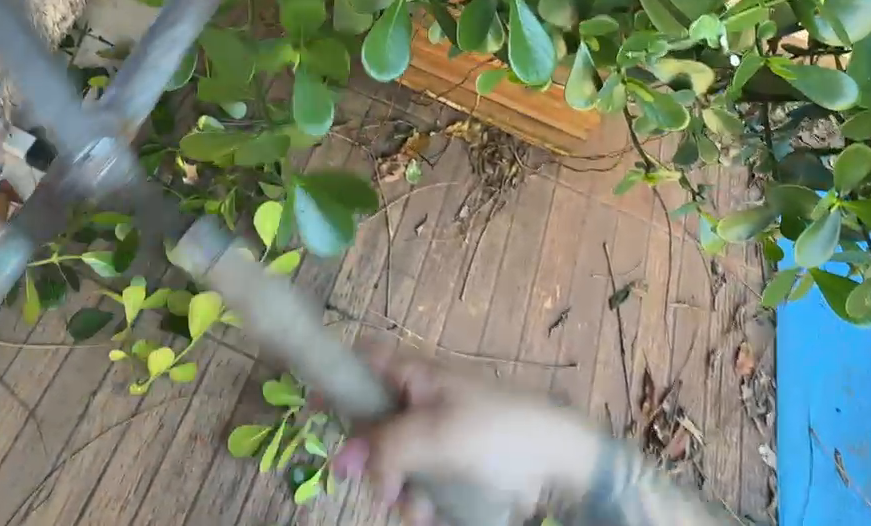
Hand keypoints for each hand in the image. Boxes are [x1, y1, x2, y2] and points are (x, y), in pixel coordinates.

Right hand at [330, 352, 603, 524]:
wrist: (557, 460)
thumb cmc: (495, 430)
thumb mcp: (435, 434)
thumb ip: (385, 446)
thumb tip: (345, 462)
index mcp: (414, 374)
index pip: (362, 361)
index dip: (334, 377)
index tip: (313, 412)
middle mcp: (418, 399)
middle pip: (370, 423)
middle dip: (370, 459)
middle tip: (377, 488)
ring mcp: (434, 434)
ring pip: (392, 462)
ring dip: (399, 490)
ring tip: (420, 510)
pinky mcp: (449, 467)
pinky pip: (418, 485)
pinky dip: (420, 504)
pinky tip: (433, 517)